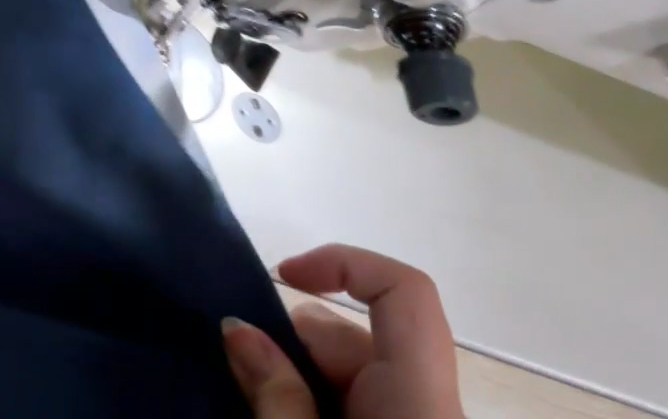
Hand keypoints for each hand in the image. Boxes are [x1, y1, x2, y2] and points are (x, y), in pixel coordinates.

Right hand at [221, 244, 461, 417]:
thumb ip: (276, 395)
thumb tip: (237, 327)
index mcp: (420, 404)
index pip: (405, 292)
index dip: (344, 263)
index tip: (282, 277)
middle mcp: (430, 410)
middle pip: (361, 338)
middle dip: (296, 343)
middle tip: (243, 377)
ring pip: (356, 378)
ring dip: (298, 379)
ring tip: (252, 404)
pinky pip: (362, 409)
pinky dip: (314, 404)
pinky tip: (278, 414)